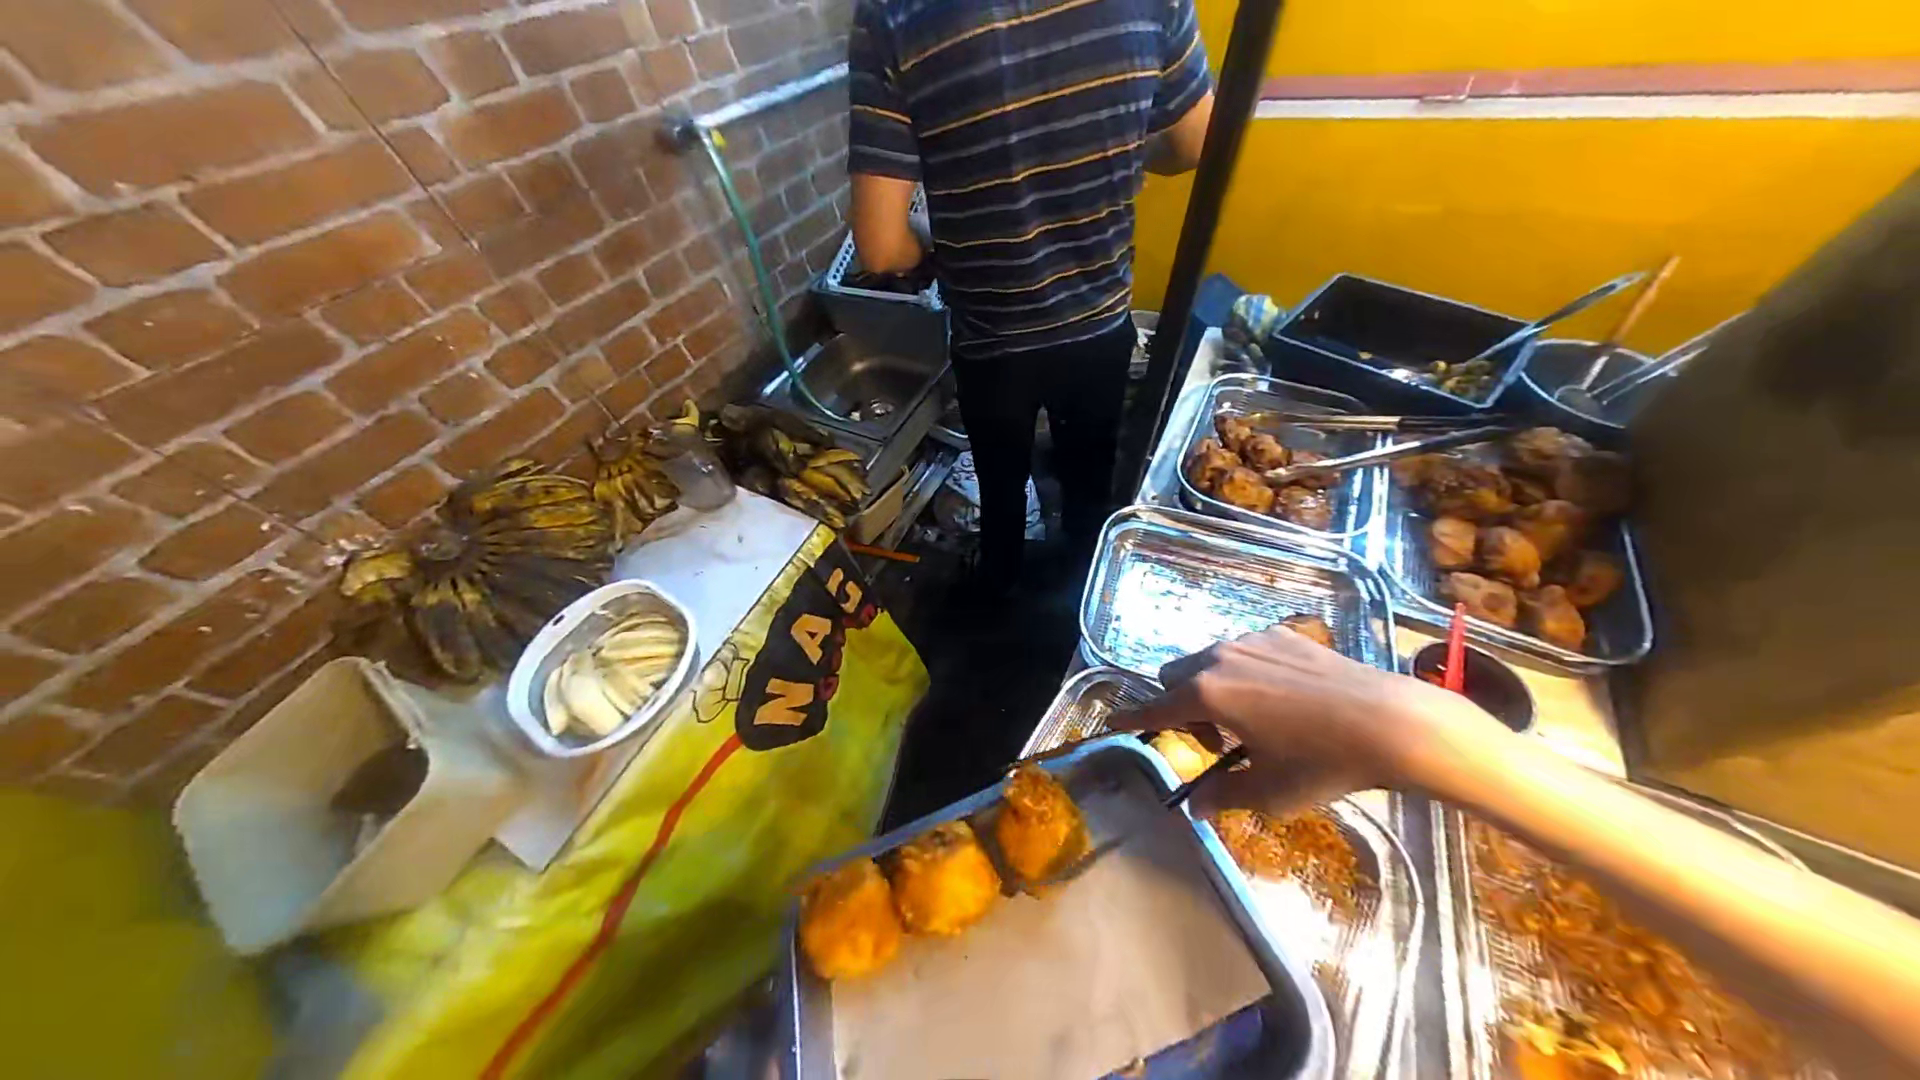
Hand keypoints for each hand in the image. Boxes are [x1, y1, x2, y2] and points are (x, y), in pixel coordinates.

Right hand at [1109, 627, 1508, 815]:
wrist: (1393, 723)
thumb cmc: (1323, 762)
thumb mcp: (1270, 791)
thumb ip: (1223, 796)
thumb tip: (1195, 809)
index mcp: (1206, 694)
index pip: (1155, 707)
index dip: (1133, 718)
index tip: (1115, 723)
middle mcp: (1218, 658)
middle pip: (1174, 675)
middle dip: (1179, 705)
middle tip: (1216, 739)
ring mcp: (1250, 641)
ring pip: (1207, 660)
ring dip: (1209, 687)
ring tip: (1249, 718)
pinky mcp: (1281, 635)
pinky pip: (1242, 651)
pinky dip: (1241, 672)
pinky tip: (1281, 697)